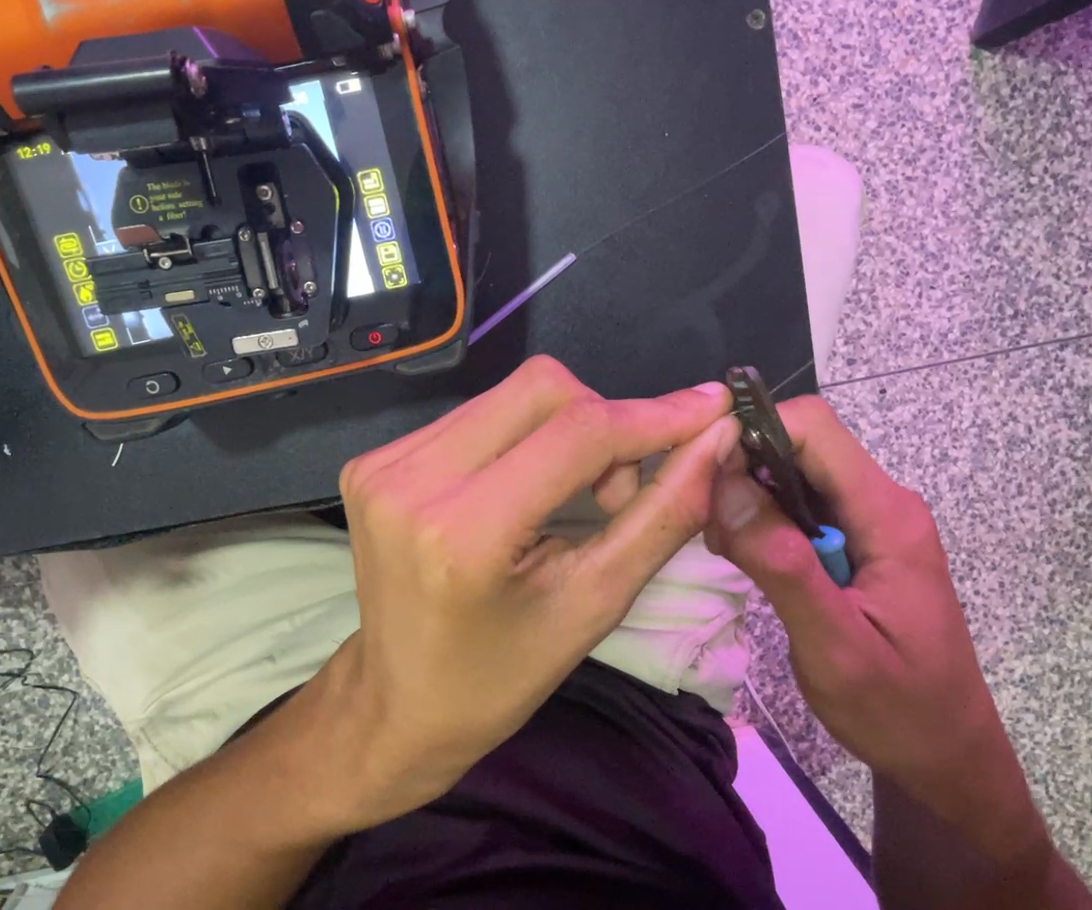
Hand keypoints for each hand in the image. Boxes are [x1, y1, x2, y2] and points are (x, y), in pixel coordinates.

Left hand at [315, 355, 739, 825]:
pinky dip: (521, 438)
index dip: (655, 416)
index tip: (713, 410)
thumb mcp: (593, 605)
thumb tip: (717, 438)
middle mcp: (412, 479)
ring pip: (509, 394)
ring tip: (571, 497)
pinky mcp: (374, 458)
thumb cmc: (498, 677)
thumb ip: (662, 516)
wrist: (395, 703)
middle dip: (605, 424)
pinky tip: (523, 491)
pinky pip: (475, 414)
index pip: (578, 432)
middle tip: (616, 494)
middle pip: (542, 389)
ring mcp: (384, 463)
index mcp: (464, 531)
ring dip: (563, 429)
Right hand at [704, 396, 1046, 862]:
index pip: (812, 426)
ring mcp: (870, 521)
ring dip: (749, 502)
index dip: (753, 434)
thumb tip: (724, 484)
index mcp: (886, 515)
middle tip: (712, 531)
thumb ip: (781, 563)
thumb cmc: (898, 710)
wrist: (946, 756)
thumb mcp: (833, 645)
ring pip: (793, 475)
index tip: (707, 476)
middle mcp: (881, 502)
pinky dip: (764, 524)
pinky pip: (801, 507)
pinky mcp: (858, 541)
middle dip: (743, 473)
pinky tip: (749, 562)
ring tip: (730, 555)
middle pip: (798, 446)